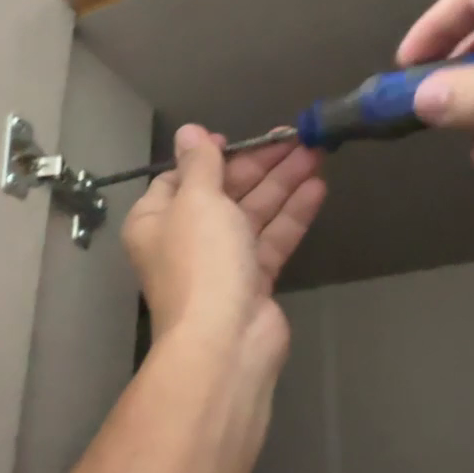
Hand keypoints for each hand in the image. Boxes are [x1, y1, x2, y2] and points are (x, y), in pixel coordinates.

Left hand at [122, 125, 325, 367]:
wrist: (225, 341)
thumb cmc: (200, 262)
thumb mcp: (196, 201)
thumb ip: (200, 163)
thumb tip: (189, 131)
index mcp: (155, 220)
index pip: (180, 178)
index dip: (210, 156)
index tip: (238, 138)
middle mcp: (185, 239)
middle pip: (224, 192)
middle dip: (260, 165)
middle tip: (297, 137)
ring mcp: (221, 262)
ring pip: (254, 214)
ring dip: (283, 183)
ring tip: (317, 152)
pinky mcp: (253, 281)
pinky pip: (272, 240)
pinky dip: (292, 215)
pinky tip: (318, 188)